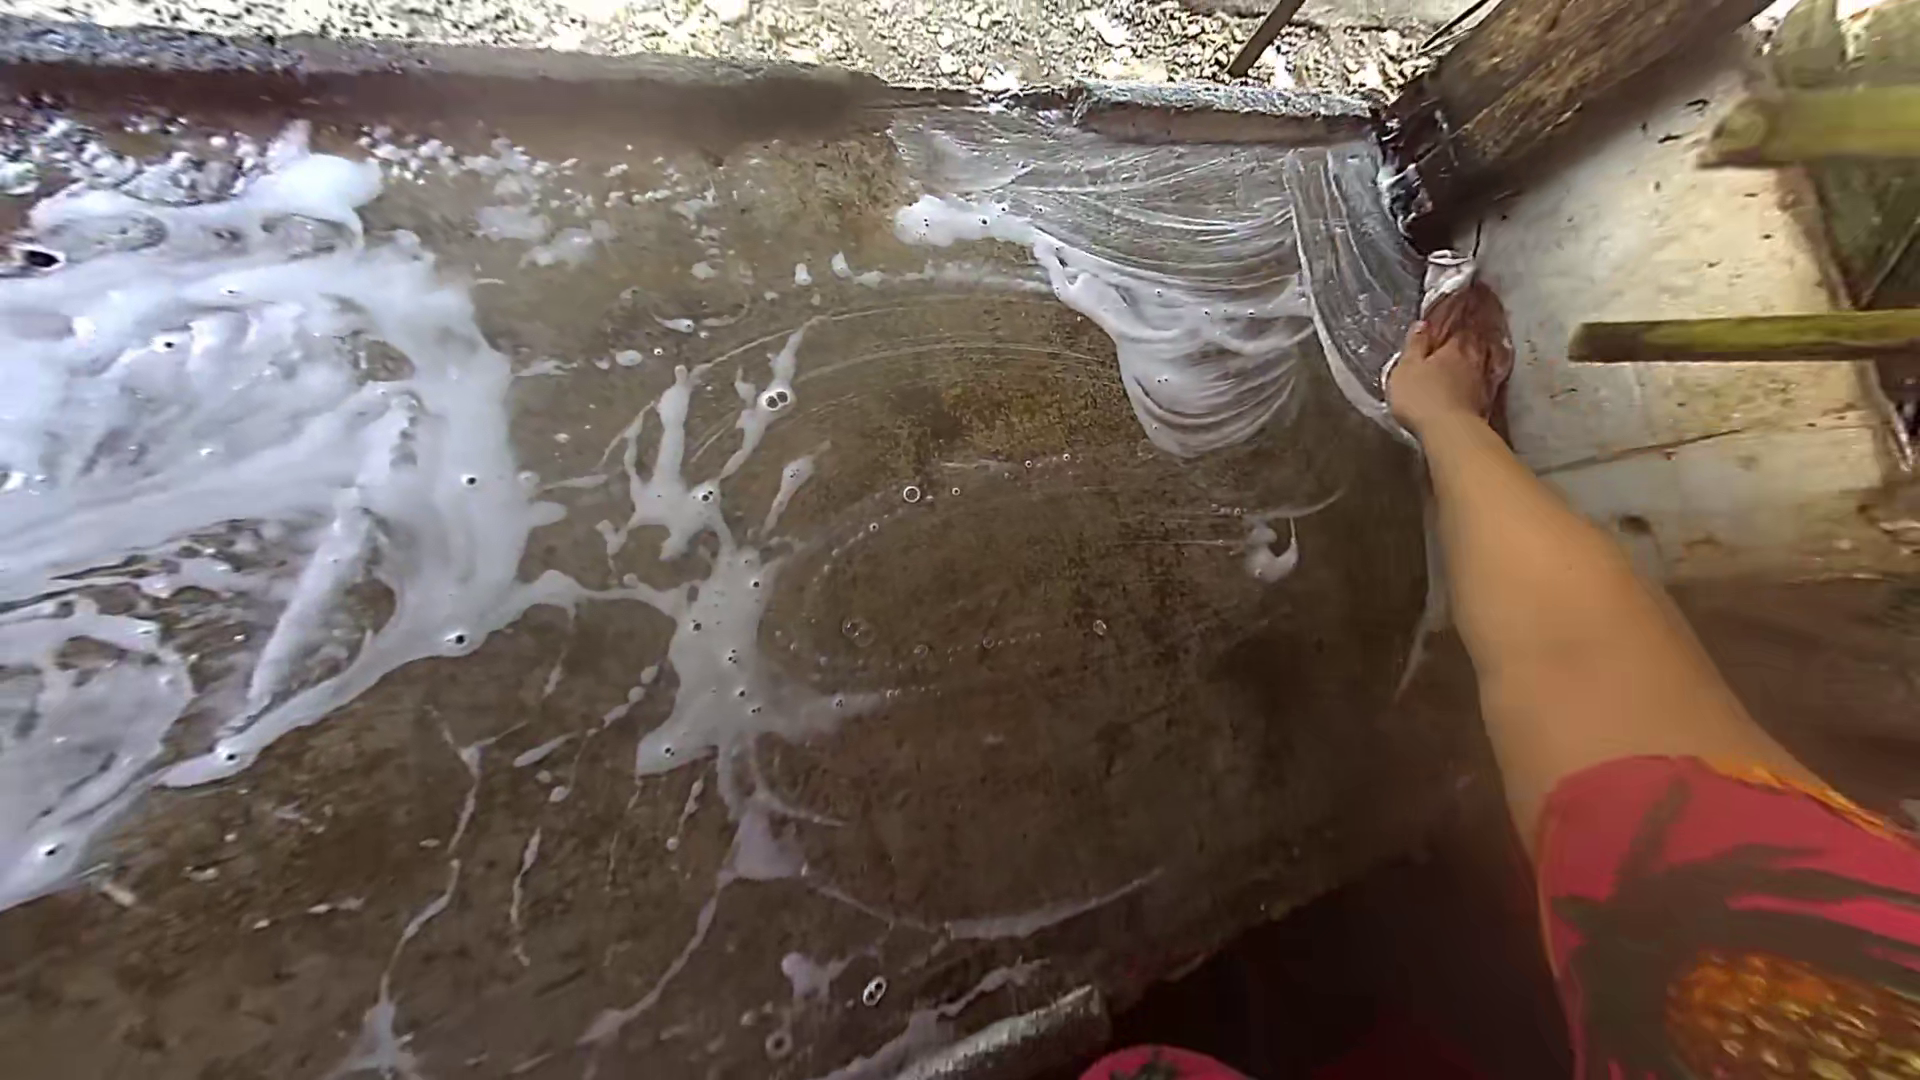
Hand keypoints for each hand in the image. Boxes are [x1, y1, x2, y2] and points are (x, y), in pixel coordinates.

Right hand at [1387, 281, 1513, 434]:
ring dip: (1485, 340)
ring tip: (1485, 331)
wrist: (1449, 428)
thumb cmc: (1421, 397)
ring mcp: (1483, 375)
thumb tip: (1422, 325)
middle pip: (1477, 333)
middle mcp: (1473, 355)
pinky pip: (1489, 371)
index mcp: (1453, 346)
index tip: (1471, 289)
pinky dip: (1489, 363)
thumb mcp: (1406, 370)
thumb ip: (1415, 347)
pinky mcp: (1486, 394)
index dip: (1463, 305)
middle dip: (1478, 318)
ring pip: (1486, 350)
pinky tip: (1488, 363)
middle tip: (1481, 304)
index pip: (1459, 320)